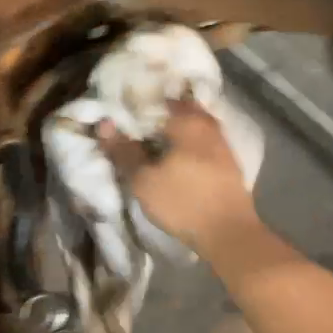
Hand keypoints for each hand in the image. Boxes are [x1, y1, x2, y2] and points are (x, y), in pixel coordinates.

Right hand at [96, 99, 256, 255]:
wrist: (228, 231)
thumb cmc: (182, 201)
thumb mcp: (144, 180)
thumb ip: (125, 152)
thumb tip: (104, 124)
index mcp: (187, 122)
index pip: (160, 101)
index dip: (140, 106)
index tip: (125, 116)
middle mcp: (208, 126)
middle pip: (182, 112)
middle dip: (162, 116)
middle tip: (140, 129)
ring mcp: (222, 144)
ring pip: (195, 128)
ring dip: (177, 132)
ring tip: (156, 144)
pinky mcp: (228, 164)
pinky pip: (203, 144)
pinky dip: (189, 146)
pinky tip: (178, 159)